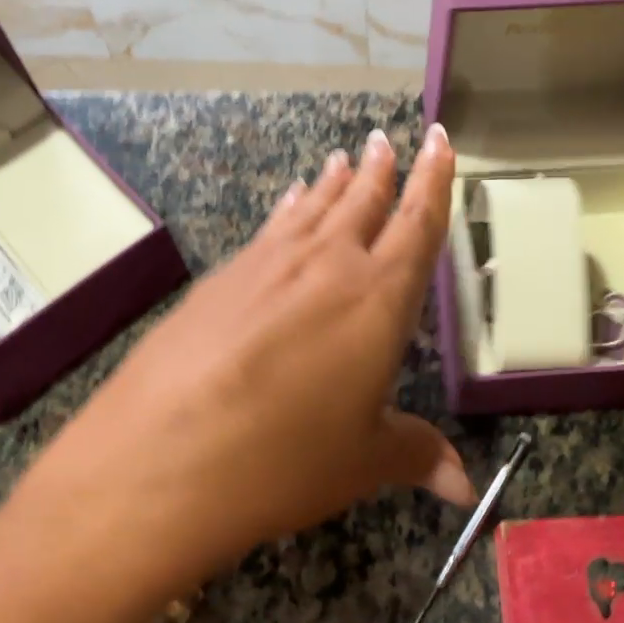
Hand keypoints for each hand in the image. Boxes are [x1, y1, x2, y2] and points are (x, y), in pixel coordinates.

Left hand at [26, 124, 474, 576]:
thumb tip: (462, 484)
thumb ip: (417, 455)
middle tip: (385, 138)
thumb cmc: (284, 458)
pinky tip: (287, 203)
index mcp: (378, 298)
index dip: (435, 180)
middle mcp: (327, 265)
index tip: (439, 139)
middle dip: (380, 170)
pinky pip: (270, 230)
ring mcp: (268, 266)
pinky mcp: (221, 278)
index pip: (417, 224)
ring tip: (342, 158)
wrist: (161, 455)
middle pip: (362, 202)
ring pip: (312, 209)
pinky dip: (286, 210)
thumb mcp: (362, 461)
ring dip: (331, 182)